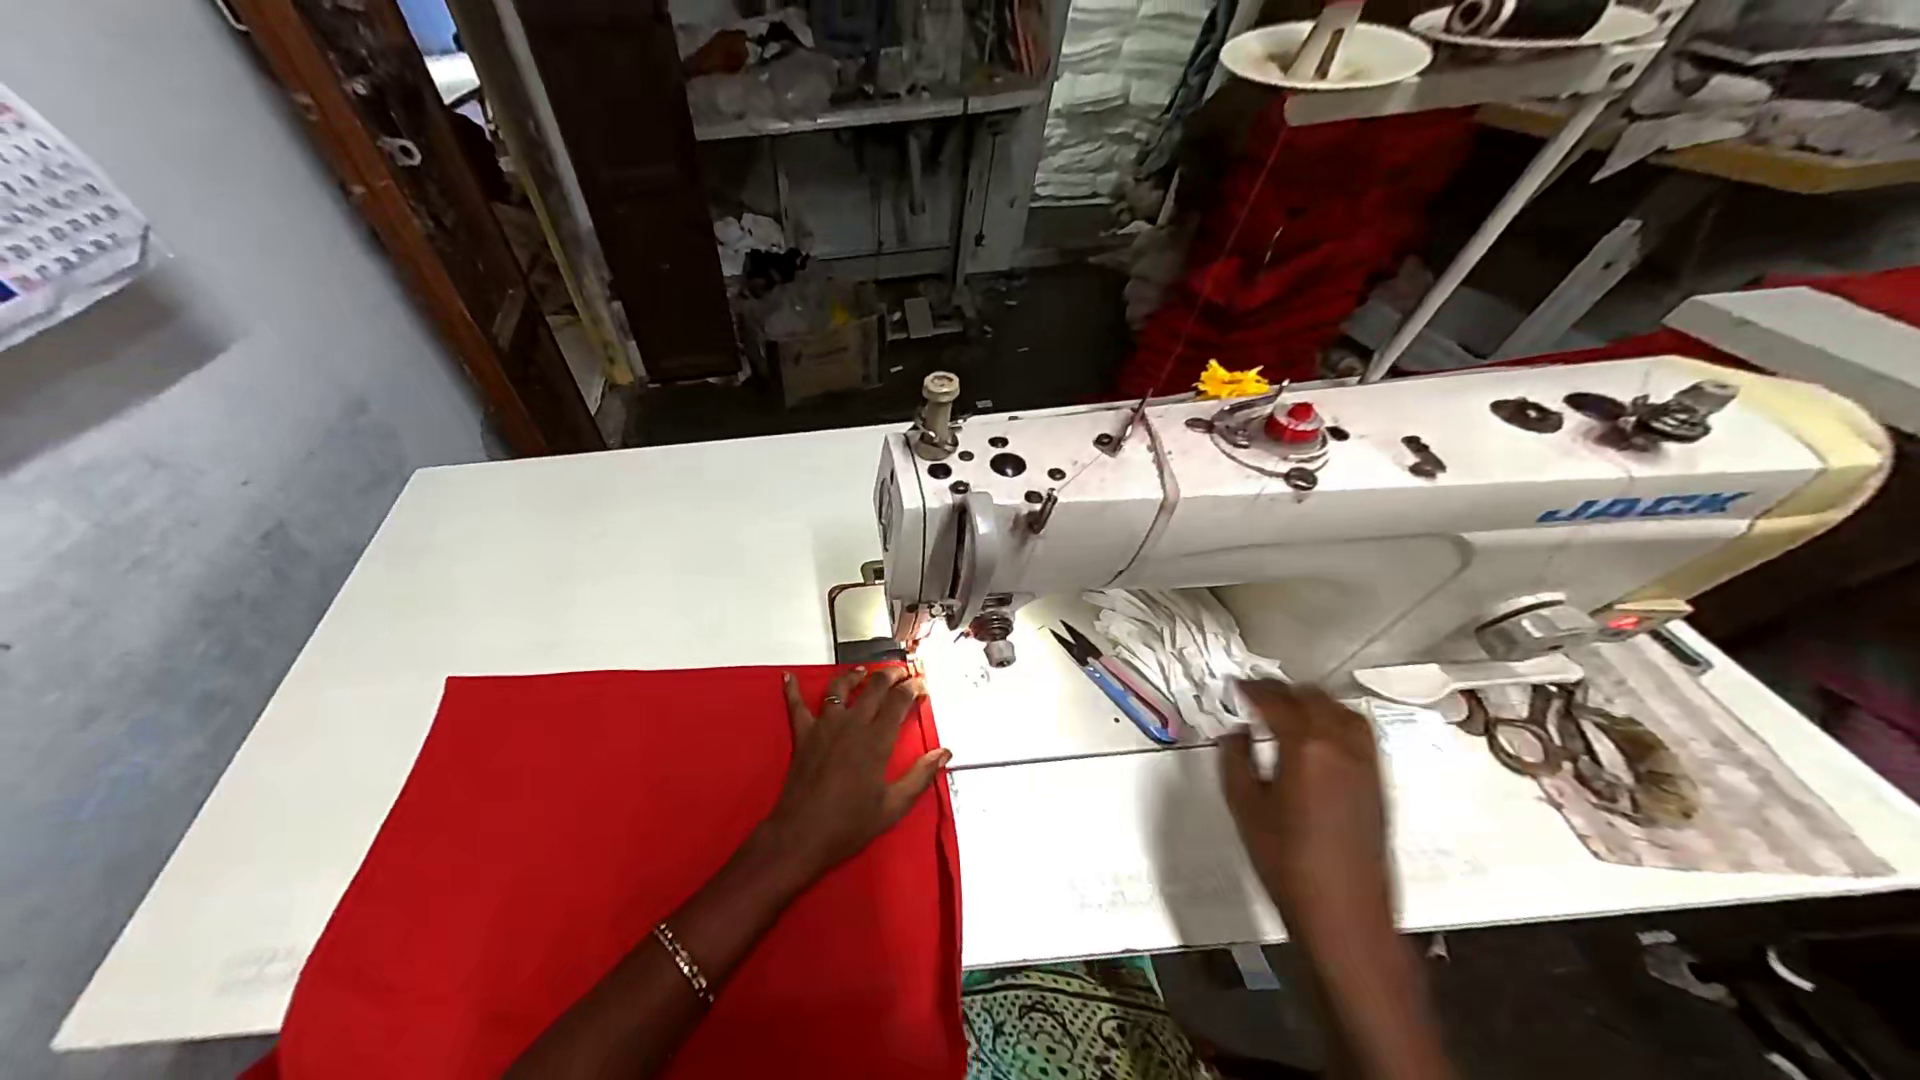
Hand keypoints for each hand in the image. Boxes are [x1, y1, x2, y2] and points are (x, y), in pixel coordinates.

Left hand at [762, 667, 949, 881]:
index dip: (913, 688)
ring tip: (863, 671)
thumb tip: (944, 753)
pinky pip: (796, 706)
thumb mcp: (893, 806)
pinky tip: (788, 677)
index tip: (922, 686)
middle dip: (891, 674)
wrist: (801, 835)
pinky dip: (793, 690)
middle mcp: (852, 724)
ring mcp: (824, 726)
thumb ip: (920, 776)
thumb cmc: (849, 824)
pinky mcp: (803, 735)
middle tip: (901, 673)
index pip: (899, 700)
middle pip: (874, 686)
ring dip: (854, 675)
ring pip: (840, 688)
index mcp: (876, 740)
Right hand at [1219, 681, 1393, 935]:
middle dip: (1282, 691)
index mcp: (1306, 747)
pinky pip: (1359, 731)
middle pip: (1312, 697)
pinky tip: (1319, 735)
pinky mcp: (1379, 781)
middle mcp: (1342, 746)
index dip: (1253, 689)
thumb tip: (1236, 733)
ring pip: (1341, 709)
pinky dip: (1335, 719)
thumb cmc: (1287, 862)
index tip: (1237, 687)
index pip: (1276, 700)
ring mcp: (1367, 763)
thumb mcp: (1244, 807)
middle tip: (1257, 696)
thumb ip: (1235, 759)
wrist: (1345, 913)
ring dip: (1312, 701)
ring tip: (1288, 710)